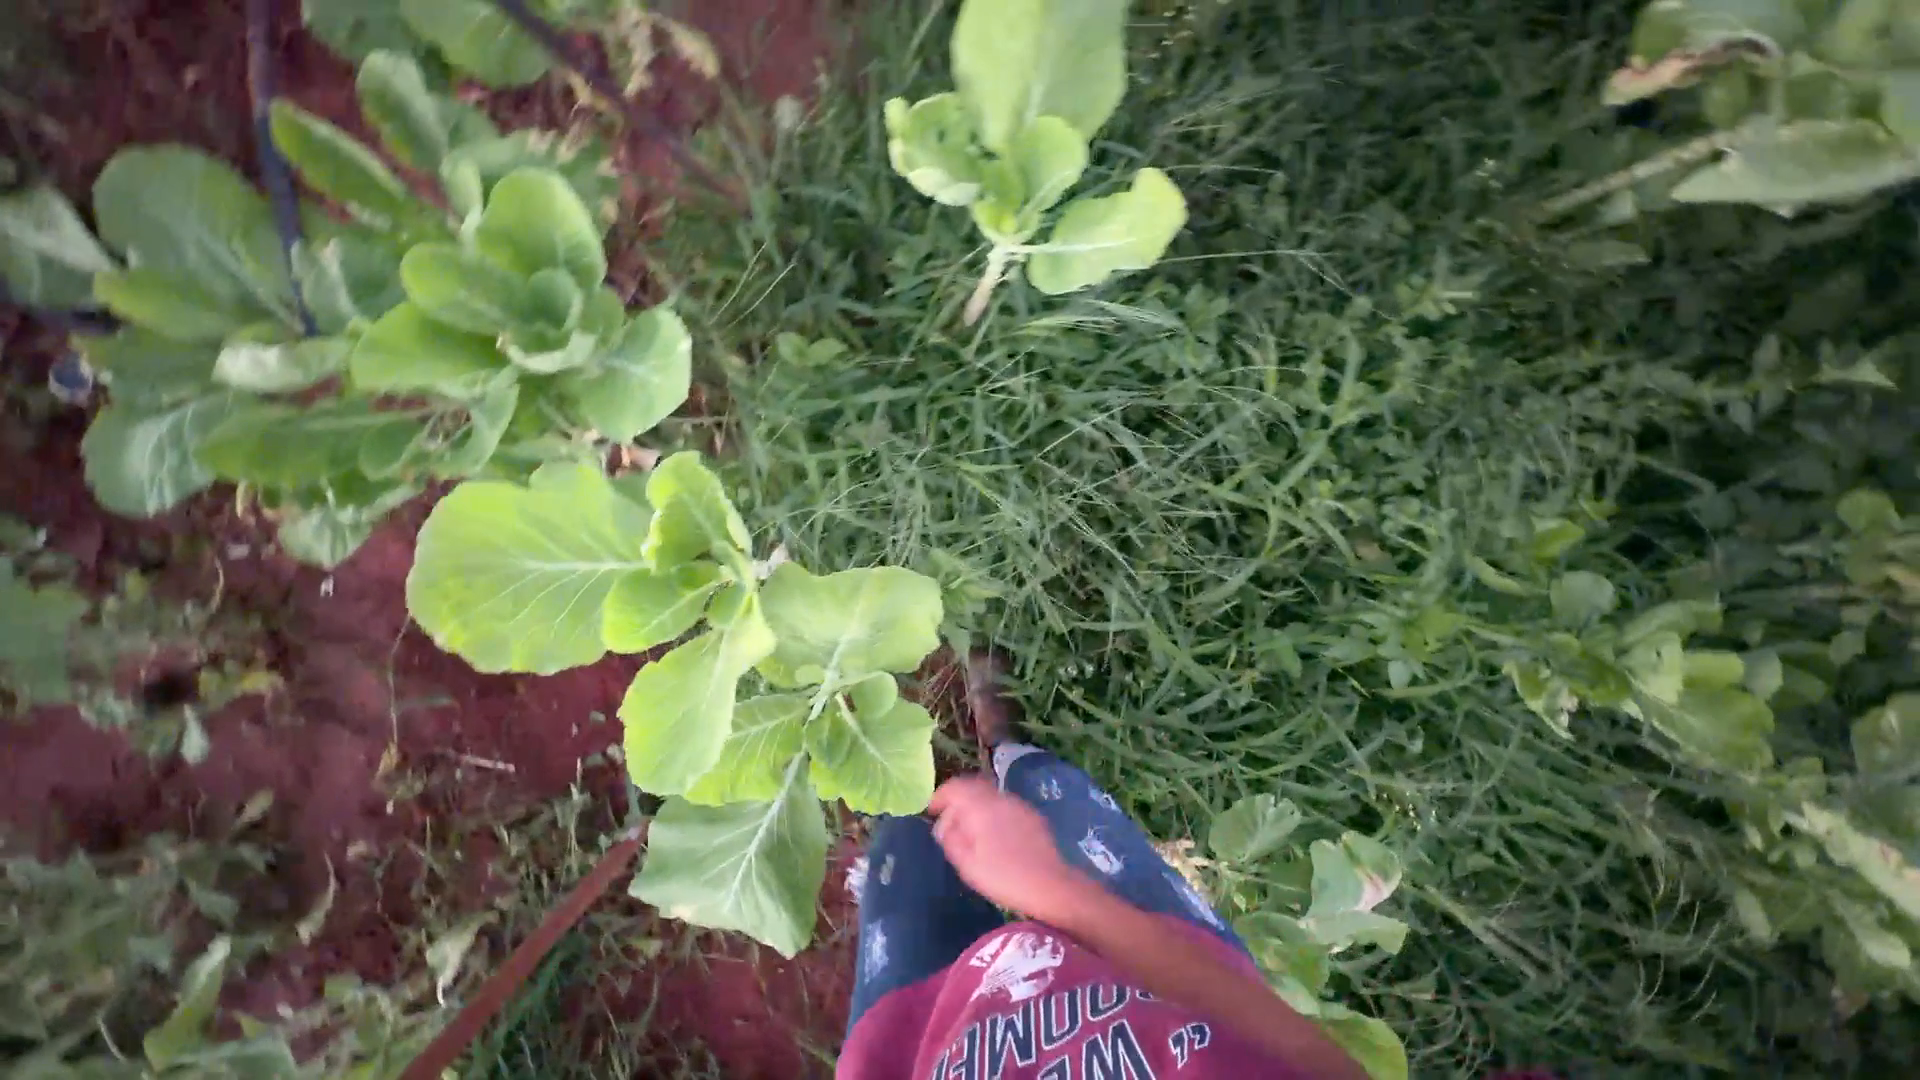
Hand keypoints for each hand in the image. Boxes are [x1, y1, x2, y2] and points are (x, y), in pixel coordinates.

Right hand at [928, 774, 1092, 923]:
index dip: (940, 796)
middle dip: (957, 798)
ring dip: (975, 805)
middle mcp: (1000, 797)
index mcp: (981, 806)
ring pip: (990, 795)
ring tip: (969, 829)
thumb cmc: (1004, 877)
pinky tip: (994, 835)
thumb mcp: (967, 864)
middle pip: (973, 786)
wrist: (1051, 885)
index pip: (955, 787)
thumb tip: (943, 824)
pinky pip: (1005, 805)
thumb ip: (951, 839)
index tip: (931, 811)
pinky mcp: (1032, 815)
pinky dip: (992, 812)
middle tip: (948, 818)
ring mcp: (1018, 804)